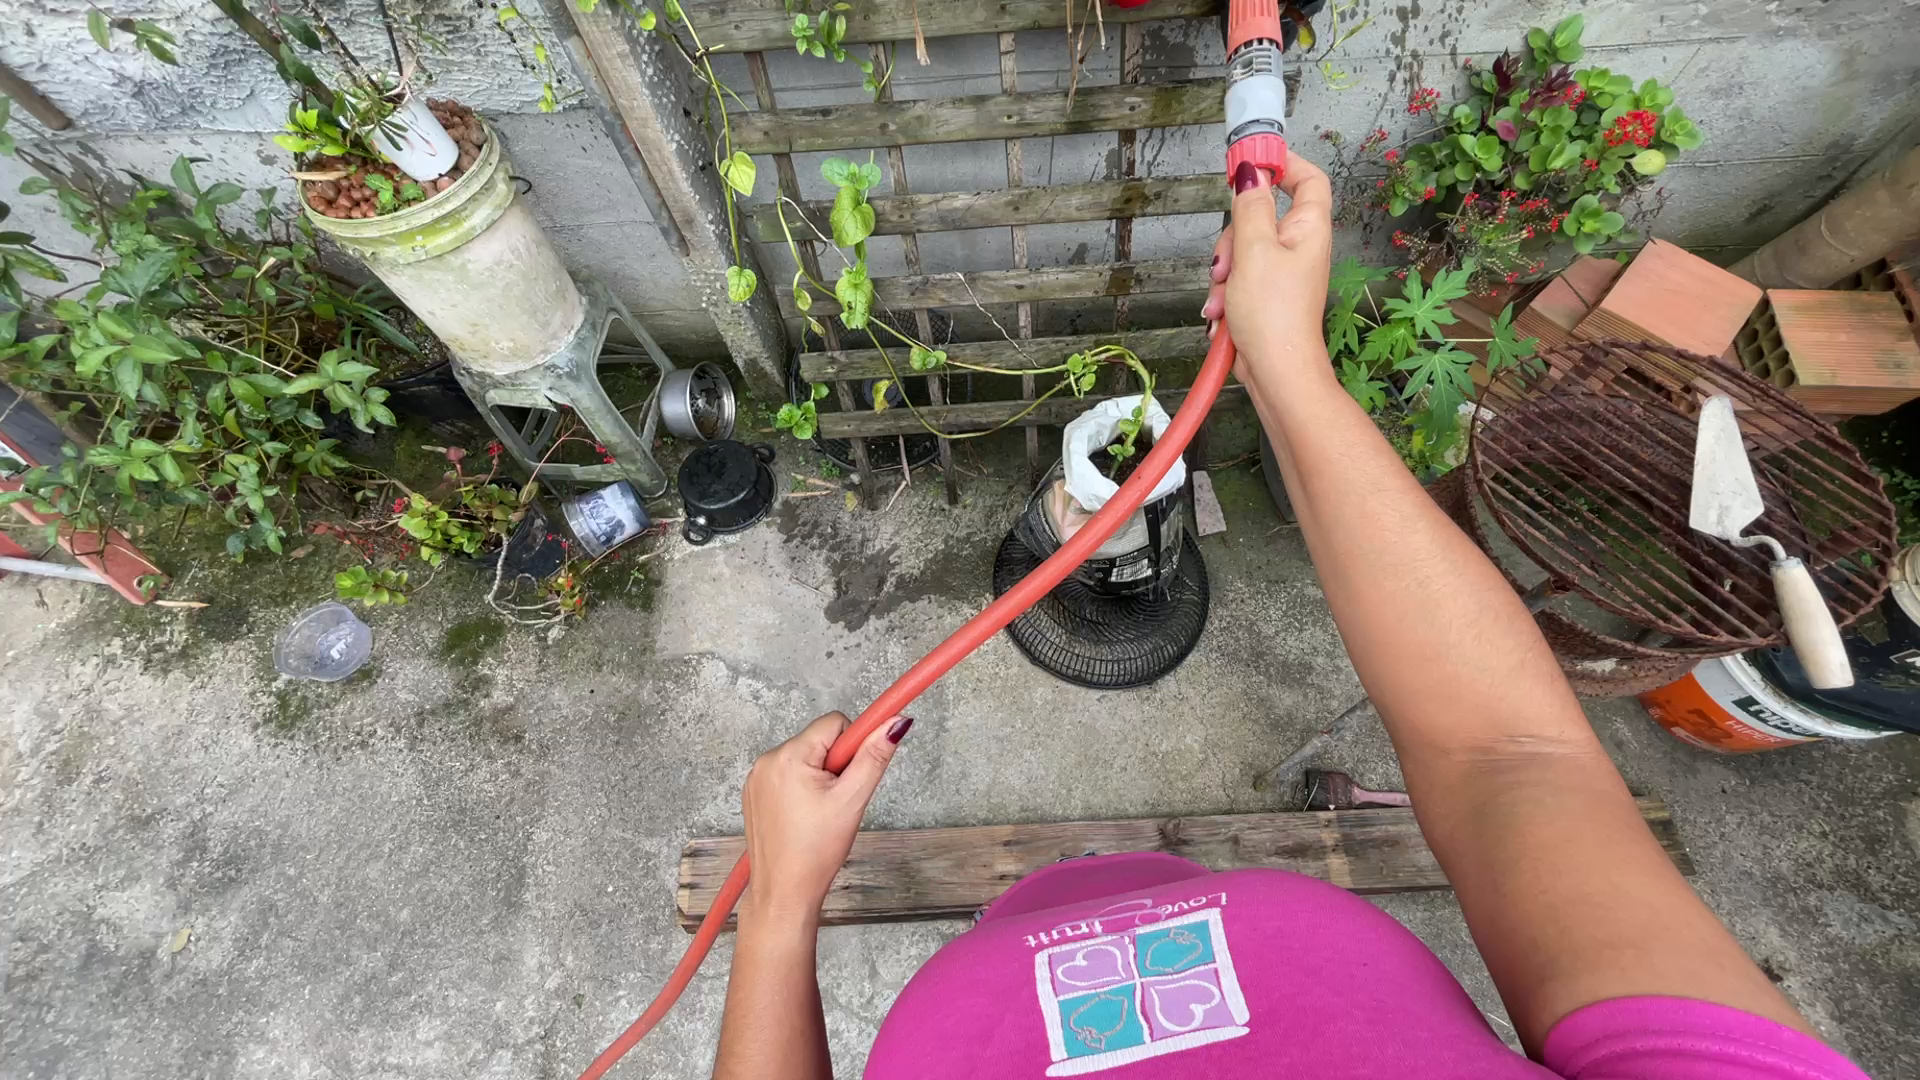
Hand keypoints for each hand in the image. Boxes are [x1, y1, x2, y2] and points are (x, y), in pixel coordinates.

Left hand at [740, 711, 911, 924]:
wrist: (783, 895)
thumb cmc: (815, 852)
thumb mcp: (853, 799)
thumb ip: (875, 755)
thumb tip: (896, 722)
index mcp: (789, 756)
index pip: (835, 723)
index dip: (852, 747)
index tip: (855, 774)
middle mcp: (767, 759)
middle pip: (820, 740)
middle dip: (836, 764)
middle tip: (837, 800)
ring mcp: (757, 777)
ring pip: (806, 757)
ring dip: (820, 776)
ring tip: (820, 812)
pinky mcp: (754, 793)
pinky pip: (789, 773)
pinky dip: (802, 787)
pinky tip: (805, 816)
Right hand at [1199, 150, 1334, 393]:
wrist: (1275, 371)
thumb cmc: (1273, 315)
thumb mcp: (1254, 252)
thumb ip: (1250, 207)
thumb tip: (1250, 170)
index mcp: (1308, 228)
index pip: (1305, 179)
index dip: (1282, 164)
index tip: (1251, 161)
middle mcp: (1297, 248)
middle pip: (1258, 220)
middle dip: (1230, 242)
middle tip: (1223, 265)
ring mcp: (1279, 275)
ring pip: (1240, 255)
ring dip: (1222, 277)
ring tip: (1221, 302)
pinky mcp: (1262, 298)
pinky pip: (1235, 284)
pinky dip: (1224, 298)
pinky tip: (1222, 318)